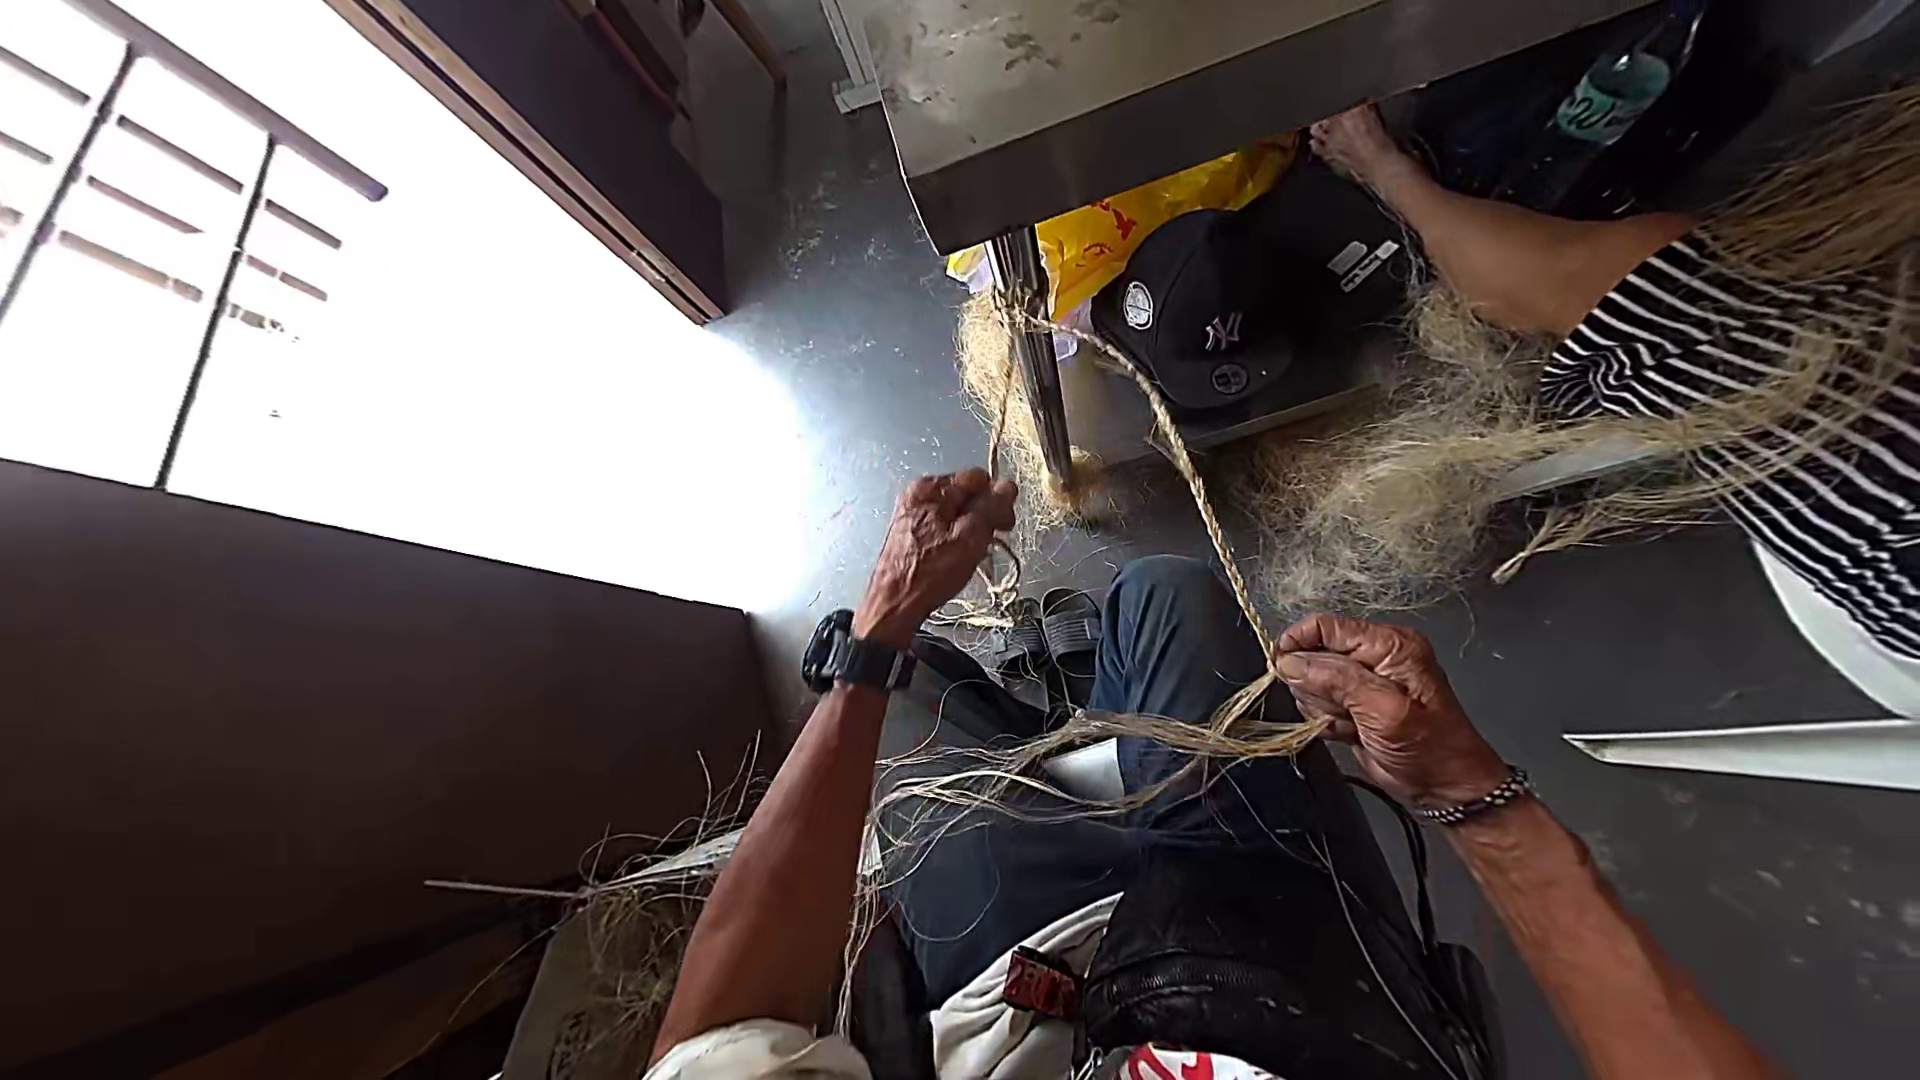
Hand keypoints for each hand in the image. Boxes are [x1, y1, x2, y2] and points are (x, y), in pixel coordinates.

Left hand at [854, 468, 1016, 648]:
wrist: (895, 605)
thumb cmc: (927, 574)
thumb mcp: (970, 537)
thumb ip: (992, 508)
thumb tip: (1008, 487)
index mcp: (930, 488)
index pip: (978, 479)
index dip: (997, 500)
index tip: (1002, 524)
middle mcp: (919, 497)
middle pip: (968, 496)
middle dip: (984, 518)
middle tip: (986, 543)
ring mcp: (915, 516)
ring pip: (959, 515)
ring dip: (973, 533)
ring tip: (970, 556)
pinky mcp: (915, 535)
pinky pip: (947, 530)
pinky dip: (958, 542)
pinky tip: (957, 560)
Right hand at [1275, 613, 1506, 808]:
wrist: (1446, 790)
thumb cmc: (1430, 748)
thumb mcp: (1386, 710)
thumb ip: (1338, 680)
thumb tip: (1289, 662)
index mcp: (1387, 644)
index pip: (1323, 626)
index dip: (1297, 644)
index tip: (1283, 670)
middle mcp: (1370, 655)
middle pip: (1310, 655)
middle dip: (1317, 687)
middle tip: (1346, 710)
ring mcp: (1357, 679)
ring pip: (1306, 681)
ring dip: (1322, 707)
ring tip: (1353, 723)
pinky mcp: (1347, 701)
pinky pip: (1312, 703)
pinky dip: (1324, 720)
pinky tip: (1350, 731)